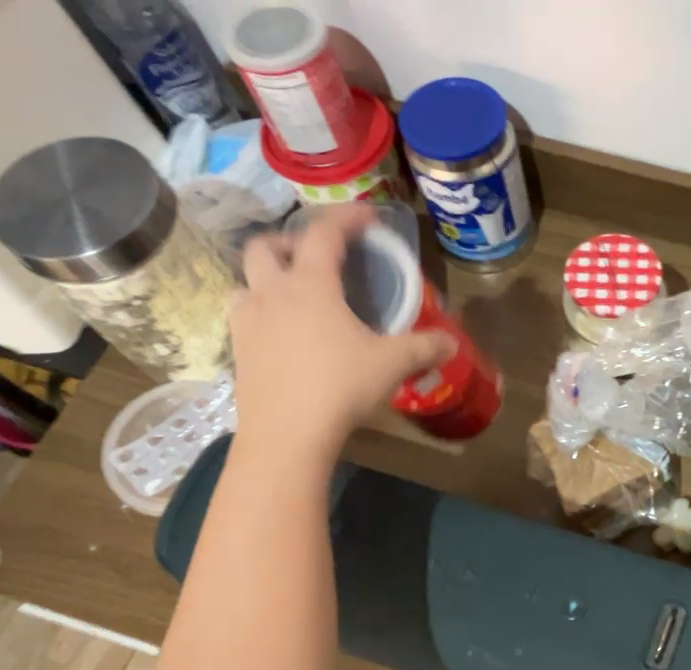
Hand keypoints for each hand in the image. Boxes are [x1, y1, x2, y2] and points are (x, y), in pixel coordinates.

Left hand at [229, 205, 454, 460]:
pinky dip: (261, 314)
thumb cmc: (340, 387)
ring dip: (267, 278)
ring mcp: (249, 322)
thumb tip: (452, 343)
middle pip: (266, 247)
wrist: (287, 433)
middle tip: (316, 258)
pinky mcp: (239, 351)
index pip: (324, 234)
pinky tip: (281, 335)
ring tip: (294, 297)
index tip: (367, 215)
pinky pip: (243, 317)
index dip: (347, 218)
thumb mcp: (392, 365)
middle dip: (290, 242)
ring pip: (246, 281)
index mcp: (311, 285)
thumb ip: (424, 348)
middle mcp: (272, 293)